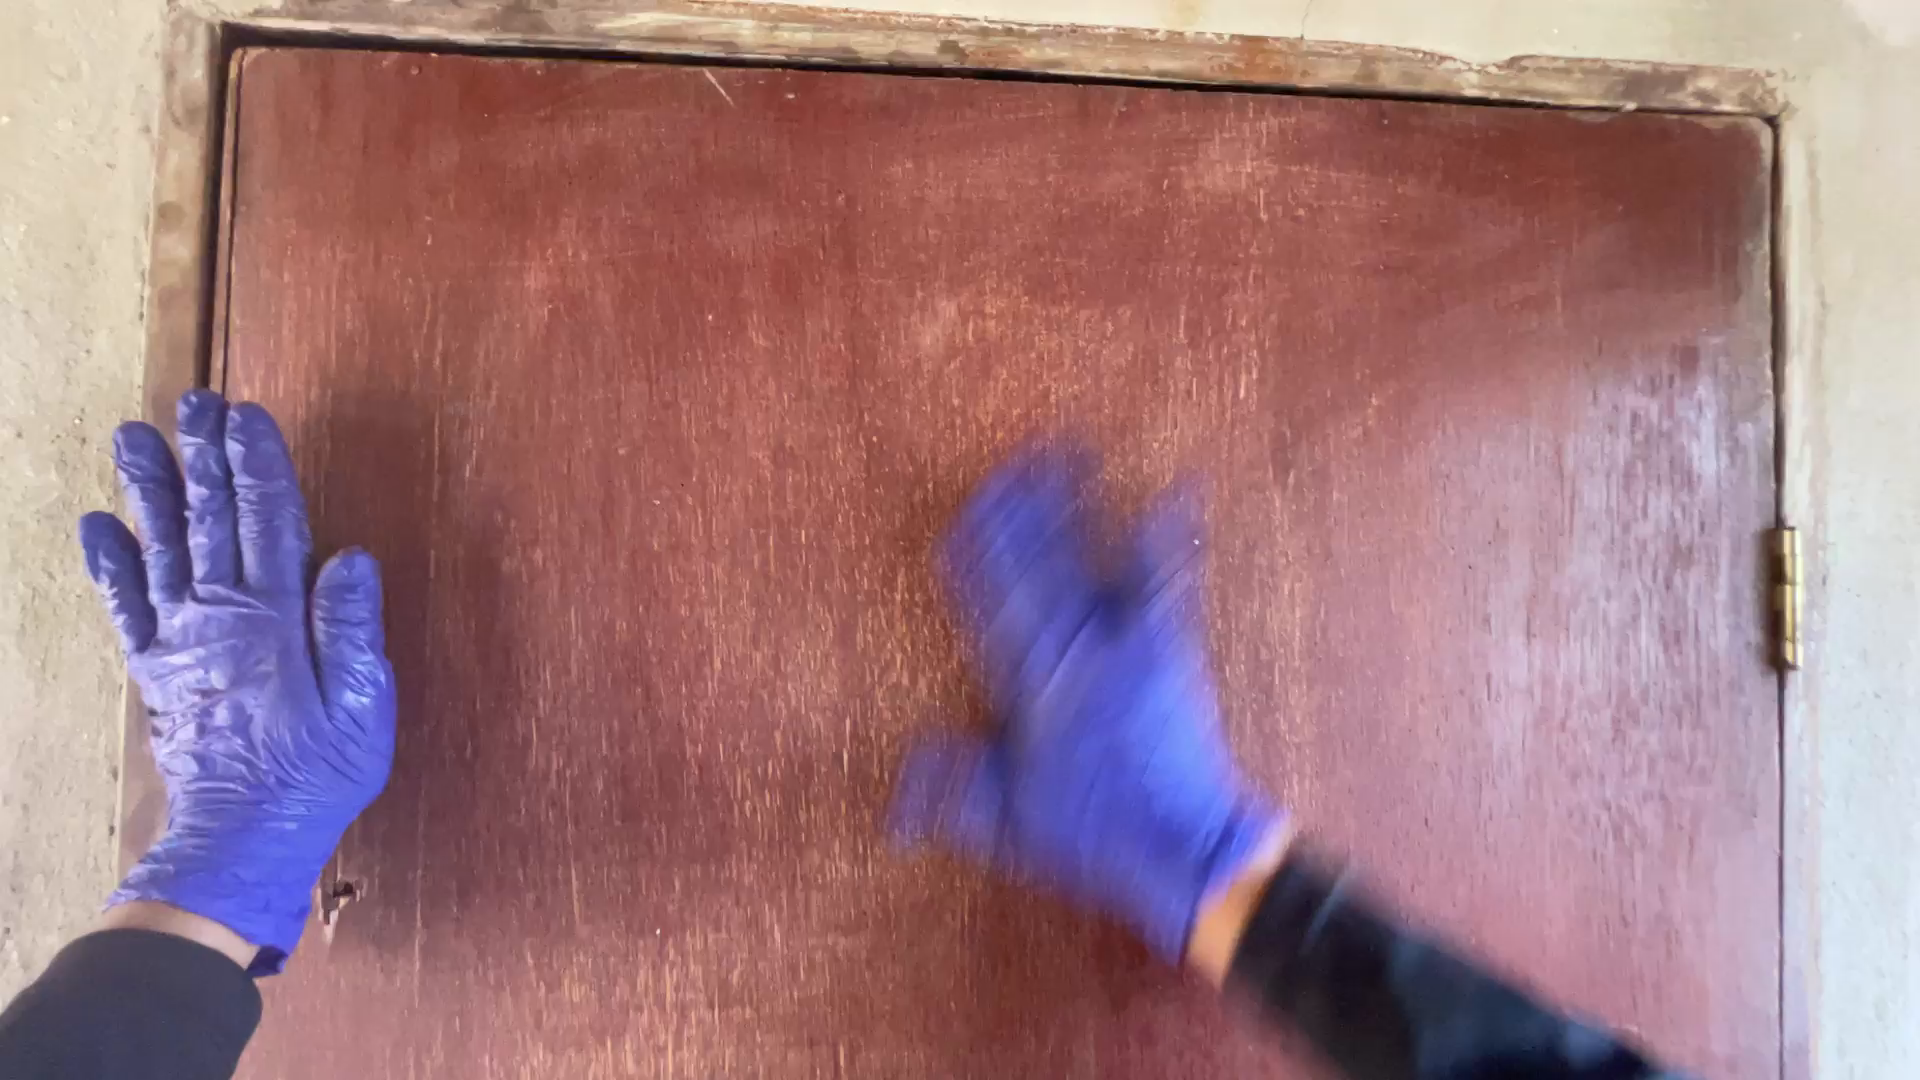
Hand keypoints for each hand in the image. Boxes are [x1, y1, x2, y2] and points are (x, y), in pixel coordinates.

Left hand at [79, 390, 395, 973]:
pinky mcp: (157, 669)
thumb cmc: (322, 767)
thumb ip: (351, 626)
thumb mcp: (363, 700)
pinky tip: (99, 525)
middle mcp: (216, 617)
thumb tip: (351, 556)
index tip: (248, 417)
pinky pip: (127, 606)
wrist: (243, 837)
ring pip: (162, 549)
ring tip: (138, 437)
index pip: (268, 523)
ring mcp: (178, 641)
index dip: (259, 467)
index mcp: (271, 619)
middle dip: (205, 459)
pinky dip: (110, 562)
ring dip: (151, 490)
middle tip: (193, 404)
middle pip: (211, 523)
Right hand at [891, 448, 1282, 962]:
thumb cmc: (1093, 837)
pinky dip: (1171, 537)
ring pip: (1089, 559)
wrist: (1184, 850)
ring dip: (1076, 504)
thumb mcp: (1006, 826)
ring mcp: (1123, 645)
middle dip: (1018, 512)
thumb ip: (951, 790)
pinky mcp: (1171, 648)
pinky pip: (1168, 584)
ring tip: (1069, 449)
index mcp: (1026, 688)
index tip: (961, 515)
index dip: (974, 557)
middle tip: (1008, 460)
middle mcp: (1069, 653)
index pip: (987, 606)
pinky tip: (1178, 489)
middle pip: (1034, 567)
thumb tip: (903, 770)